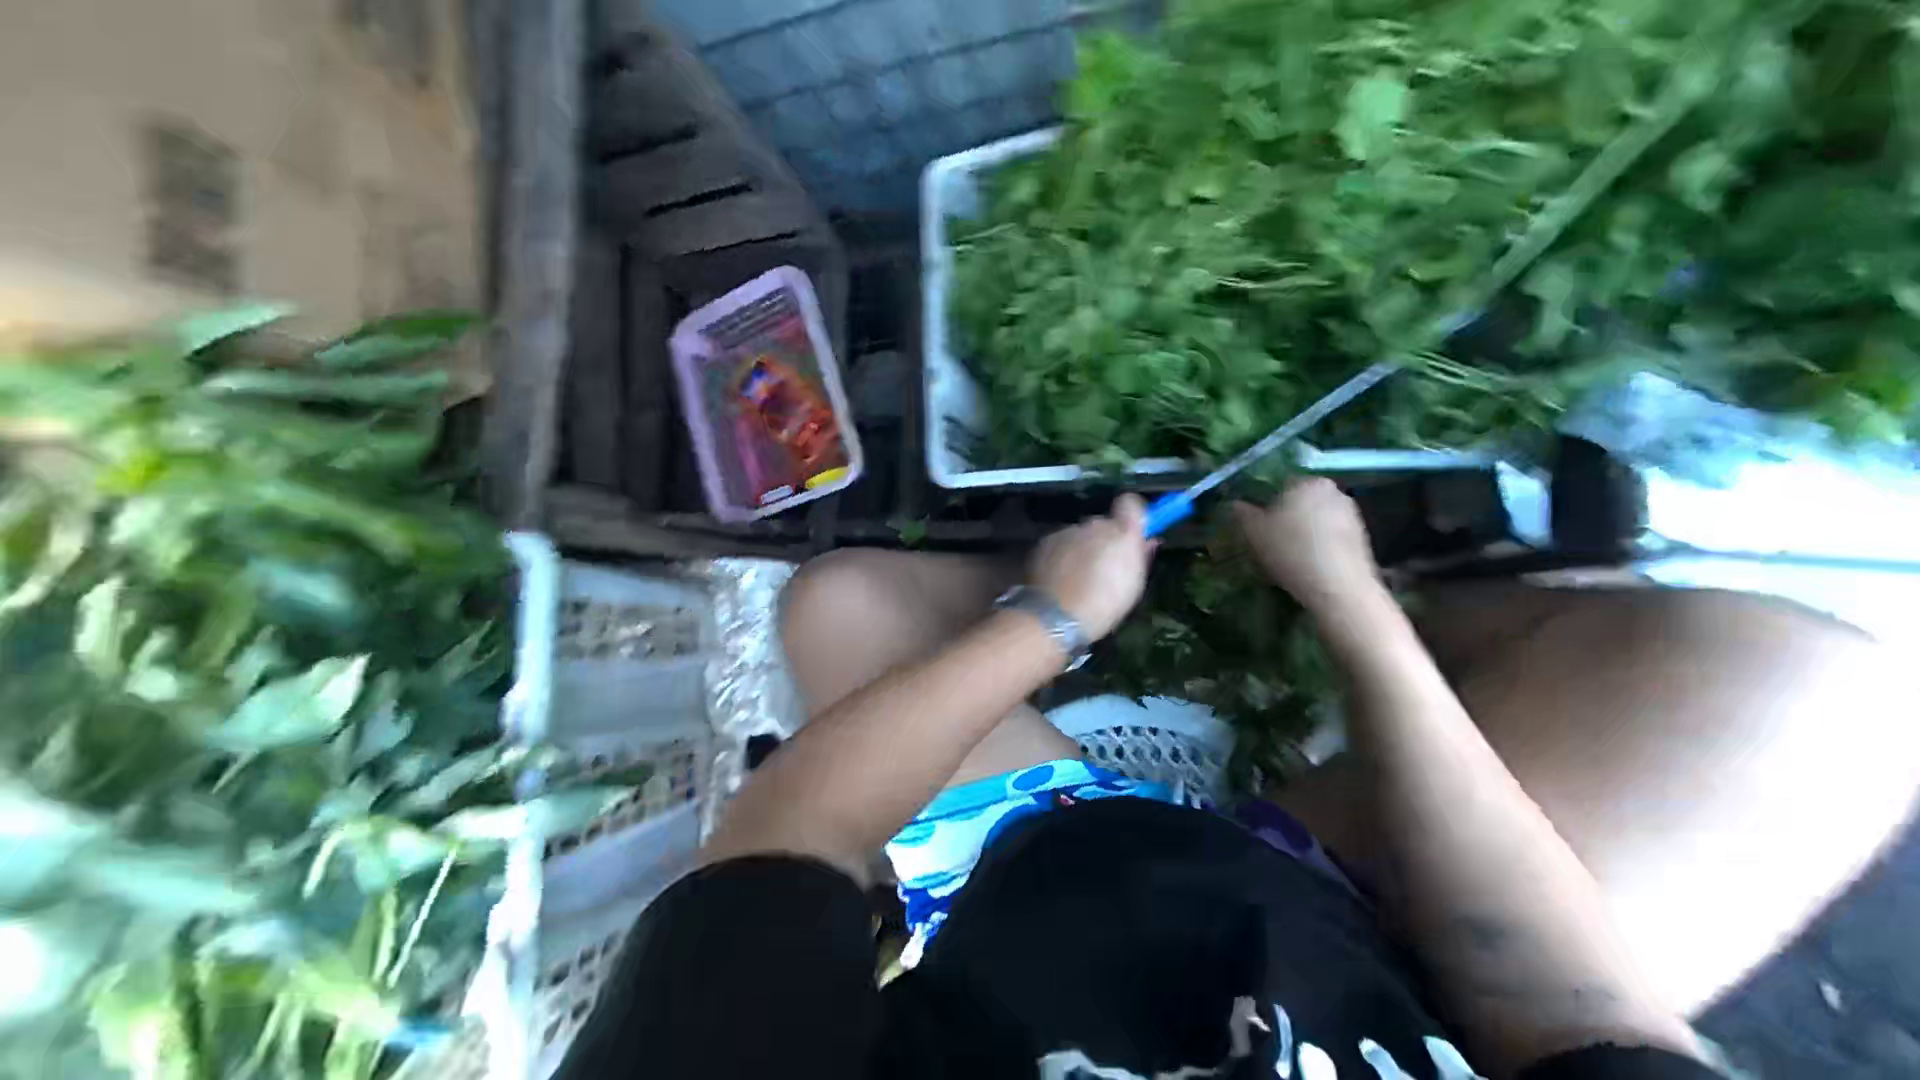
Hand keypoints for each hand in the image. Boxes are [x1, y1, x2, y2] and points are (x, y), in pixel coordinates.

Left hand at [1028, 494, 1155, 639]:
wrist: (1056, 616)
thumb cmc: (1104, 605)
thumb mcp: (1133, 585)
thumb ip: (1140, 556)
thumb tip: (1147, 540)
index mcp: (1122, 533)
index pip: (1130, 503)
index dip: (1130, 515)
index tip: (1130, 531)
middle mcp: (1093, 525)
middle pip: (1102, 524)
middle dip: (1103, 540)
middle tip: (1103, 567)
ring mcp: (1067, 531)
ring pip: (1079, 535)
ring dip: (1081, 549)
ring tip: (1078, 578)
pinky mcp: (1045, 542)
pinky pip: (1059, 544)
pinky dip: (1061, 556)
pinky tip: (1060, 579)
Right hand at [1233, 478, 1379, 611]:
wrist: (1338, 587)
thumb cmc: (1291, 550)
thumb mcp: (1254, 532)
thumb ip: (1242, 514)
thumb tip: (1235, 504)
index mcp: (1308, 482)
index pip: (1281, 484)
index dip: (1265, 504)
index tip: (1257, 524)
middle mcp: (1334, 491)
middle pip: (1301, 501)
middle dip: (1287, 517)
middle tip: (1270, 540)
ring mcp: (1352, 515)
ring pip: (1317, 520)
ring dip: (1303, 533)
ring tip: (1287, 556)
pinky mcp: (1362, 538)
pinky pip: (1330, 537)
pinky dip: (1318, 546)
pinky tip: (1307, 565)